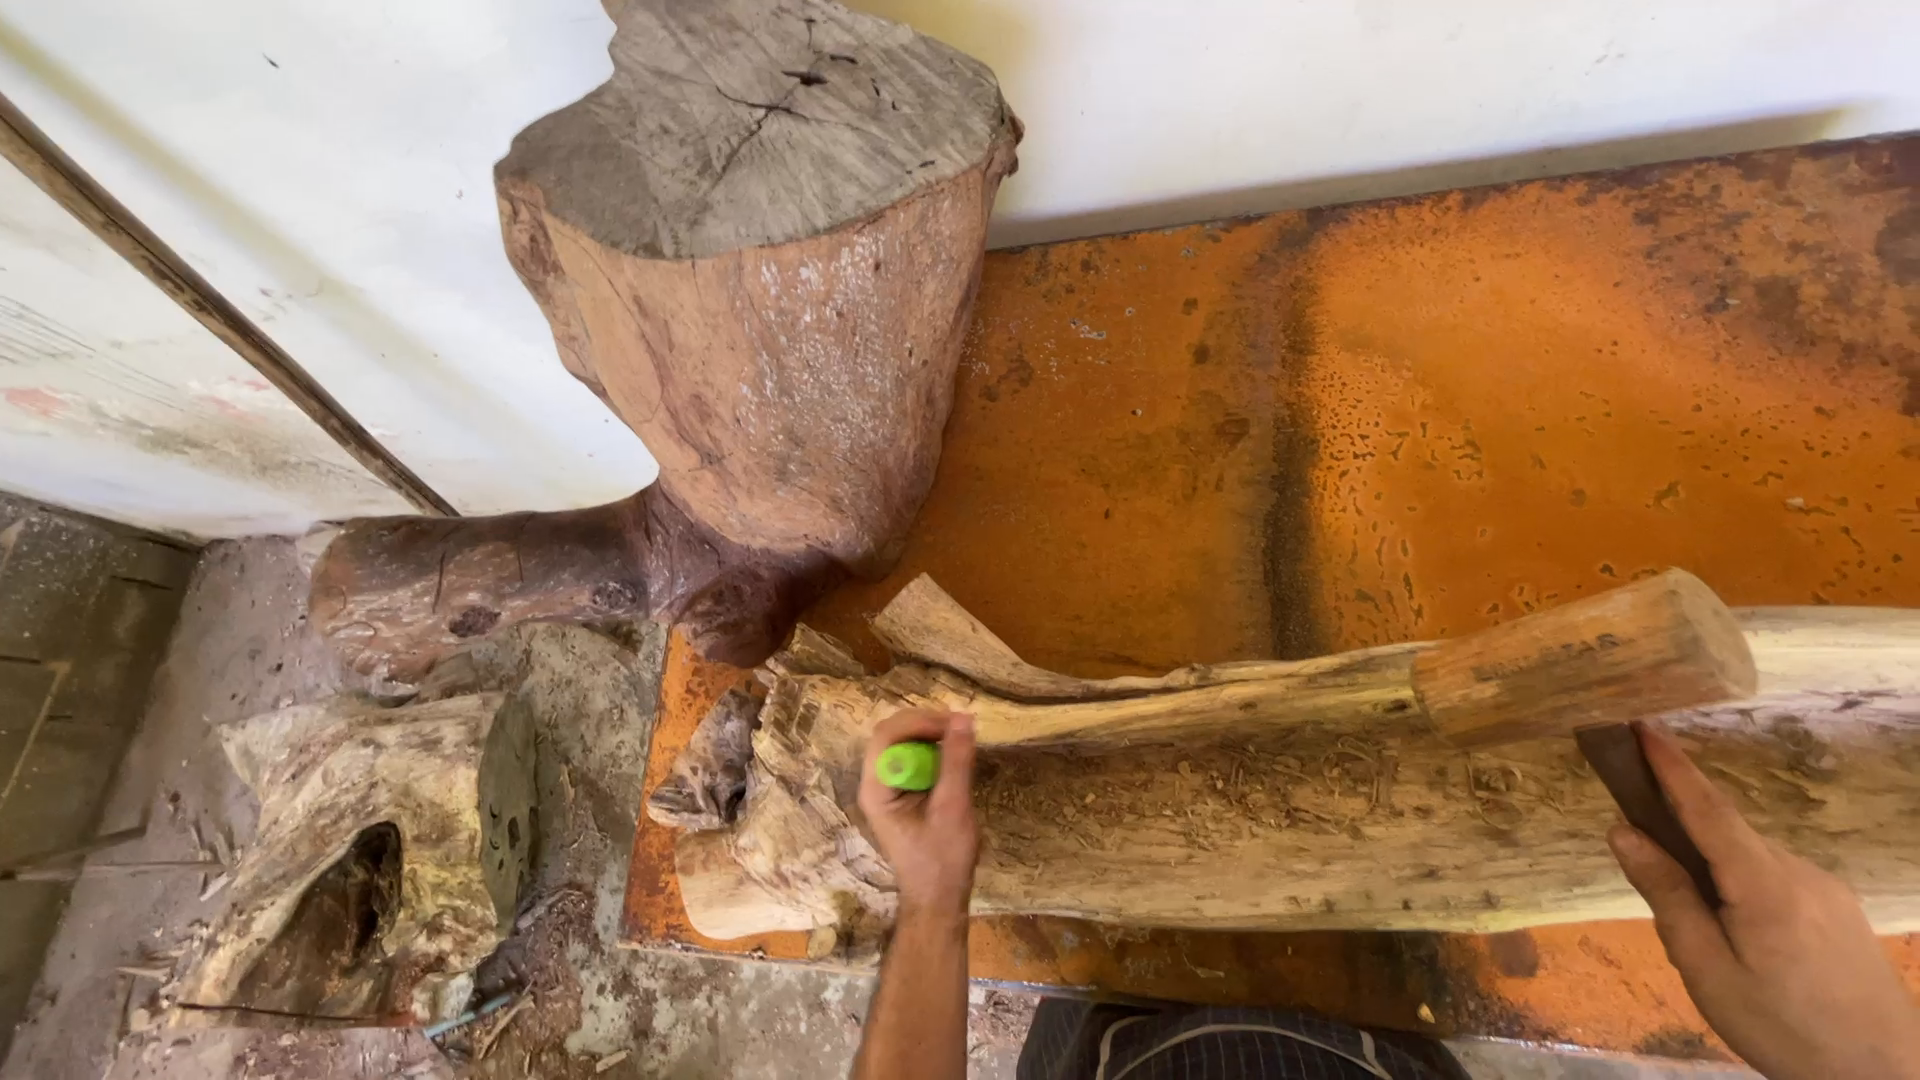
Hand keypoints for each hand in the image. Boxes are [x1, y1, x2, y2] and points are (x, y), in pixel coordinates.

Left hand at [856, 710, 978, 919]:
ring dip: (930, 733)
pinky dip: (933, 749)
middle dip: (925, 723)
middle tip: (960, 726)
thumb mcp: (953, 808)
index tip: (952, 724)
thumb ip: (956, 762)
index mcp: (876, 789)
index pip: (886, 735)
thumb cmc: (942, 860)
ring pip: (902, 742)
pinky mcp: (902, 792)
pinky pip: (912, 757)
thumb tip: (963, 718)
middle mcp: (875, 783)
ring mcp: (887, 788)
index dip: (918, 721)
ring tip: (960, 737)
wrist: (939, 900)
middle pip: (891, 733)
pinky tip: (954, 755)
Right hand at [1609, 722, 1919, 1079]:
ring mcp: (1826, 892)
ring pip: (1745, 855)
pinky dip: (1733, 878)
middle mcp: (1801, 875)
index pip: (1709, 811)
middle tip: (1636, 847)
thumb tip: (1622, 830)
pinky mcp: (1838, 910)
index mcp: (1764, 887)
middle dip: (1675, 823)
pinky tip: (1728, 923)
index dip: (1673, 768)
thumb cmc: (1779, 1025)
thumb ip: (1665, 893)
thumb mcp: (1703, 964)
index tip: (1643, 728)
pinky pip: (1769, 874)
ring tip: (1690, 915)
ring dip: (1705, 860)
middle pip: (1723, 830)